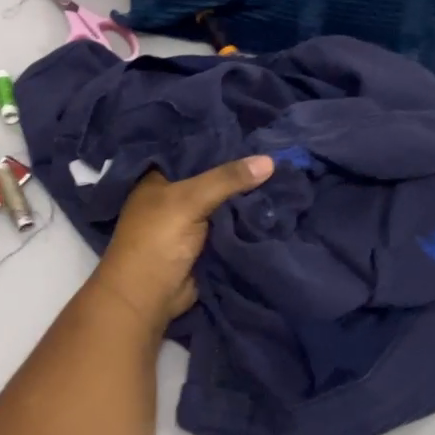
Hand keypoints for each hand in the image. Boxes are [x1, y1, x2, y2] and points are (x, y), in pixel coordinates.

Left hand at [88, 155, 274, 332]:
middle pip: (213, 180)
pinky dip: (247, 222)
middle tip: (280, 160)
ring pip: (224, 205)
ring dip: (248, 200)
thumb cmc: (158, 238)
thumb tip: (270, 160)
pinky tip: (275, 208)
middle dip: (241, 175)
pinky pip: (230, 228)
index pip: (196, 153)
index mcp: (160, 178)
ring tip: (286, 179)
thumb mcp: (189, 200)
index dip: (225, 146)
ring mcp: (190, 222)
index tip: (259, 138)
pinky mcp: (204, 245)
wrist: (147, 296)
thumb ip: (227, 179)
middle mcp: (174, 197)